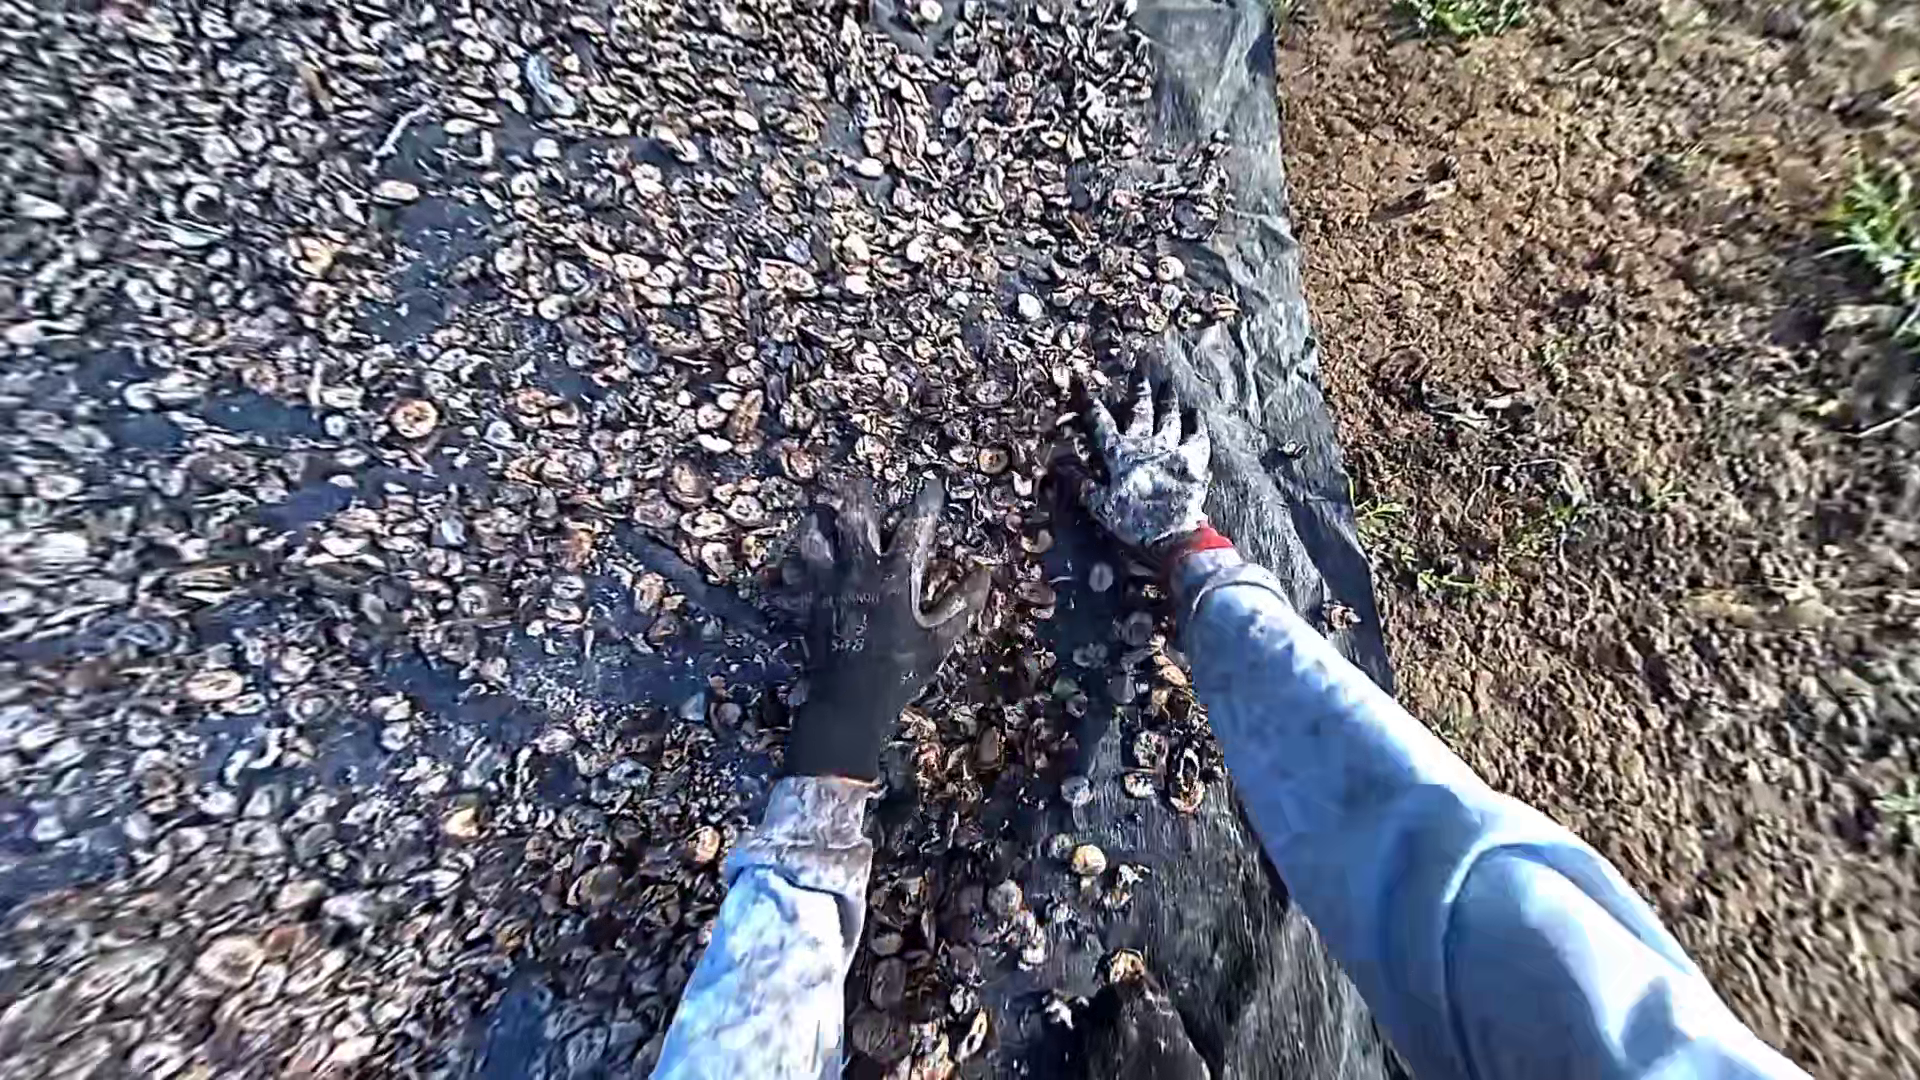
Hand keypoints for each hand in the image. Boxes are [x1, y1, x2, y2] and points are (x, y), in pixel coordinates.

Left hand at [788, 477, 990, 780]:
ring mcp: (829, 584)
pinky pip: (794, 574)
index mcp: (896, 576)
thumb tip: (984, 572)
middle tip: (857, 480)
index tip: (931, 485)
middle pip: (856, 519)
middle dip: (858, 495)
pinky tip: (793, 562)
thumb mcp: (940, 640)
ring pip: (815, 539)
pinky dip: (794, 564)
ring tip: (818, 511)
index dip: (926, 503)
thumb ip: (962, 604)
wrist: (850, 702)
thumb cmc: (901, 670)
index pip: (915, 529)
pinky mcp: (809, 601)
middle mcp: (859, 571)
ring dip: (818, 522)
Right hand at [1084, 375, 1213, 556]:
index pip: (1101, 424)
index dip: (1091, 405)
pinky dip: (1196, 425)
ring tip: (1168, 386)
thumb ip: (1082, 483)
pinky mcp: (1193, 460)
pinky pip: (1196, 437)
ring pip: (1169, 417)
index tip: (1085, 386)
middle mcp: (1144, 444)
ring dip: (1167, 401)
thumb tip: (1060, 465)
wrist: (1172, 533)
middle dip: (1138, 391)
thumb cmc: (1132, 521)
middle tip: (1140, 373)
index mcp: (1118, 455)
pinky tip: (1196, 415)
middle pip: (1140, 411)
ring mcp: (1171, 449)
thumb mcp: (1100, 505)